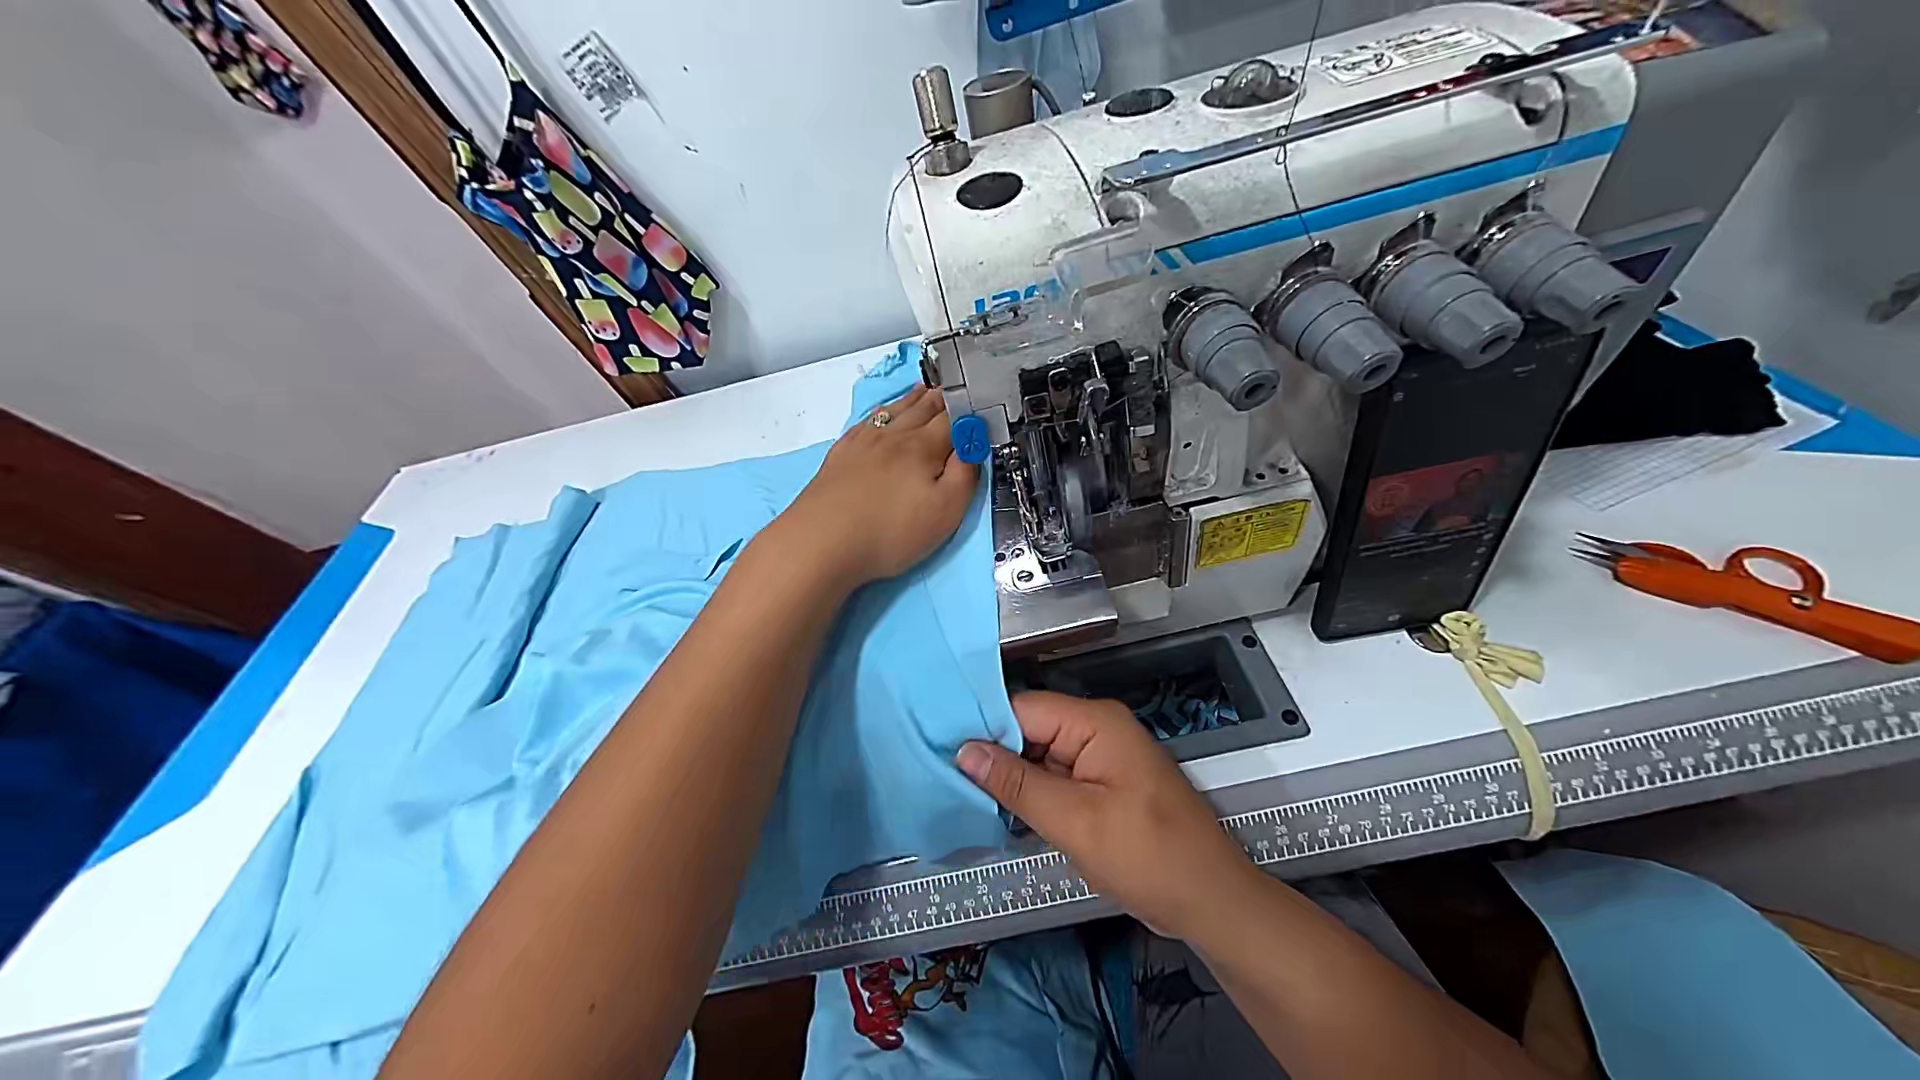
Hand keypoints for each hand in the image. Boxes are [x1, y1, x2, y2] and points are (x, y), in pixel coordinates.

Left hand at [772, 385, 977, 587]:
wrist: (821, 542)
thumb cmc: (890, 533)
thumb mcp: (945, 511)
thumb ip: (965, 474)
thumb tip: (972, 444)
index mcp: (924, 447)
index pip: (954, 419)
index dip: (969, 411)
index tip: (979, 402)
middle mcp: (894, 436)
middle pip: (924, 408)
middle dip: (943, 397)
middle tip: (954, 387)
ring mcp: (864, 442)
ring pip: (896, 410)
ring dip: (915, 398)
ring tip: (926, 389)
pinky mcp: (841, 454)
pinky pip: (868, 422)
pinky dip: (883, 411)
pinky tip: (883, 414)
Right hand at [955, 691, 1263, 939]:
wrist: (1211, 901)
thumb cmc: (1149, 857)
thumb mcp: (1075, 821)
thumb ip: (1017, 783)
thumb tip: (965, 751)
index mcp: (1094, 722)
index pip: (1021, 709)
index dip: (982, 729)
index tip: (941, 753)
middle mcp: (1096, 728)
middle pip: (1028, 730)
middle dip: (994, 756)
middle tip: (948, 781)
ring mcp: (1100, 756)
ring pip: (1038, 756)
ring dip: (1011, 779)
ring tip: (966, 797)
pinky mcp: (1101, 784)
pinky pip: (1055, 777)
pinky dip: (1032, 794)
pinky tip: (1003, 812)